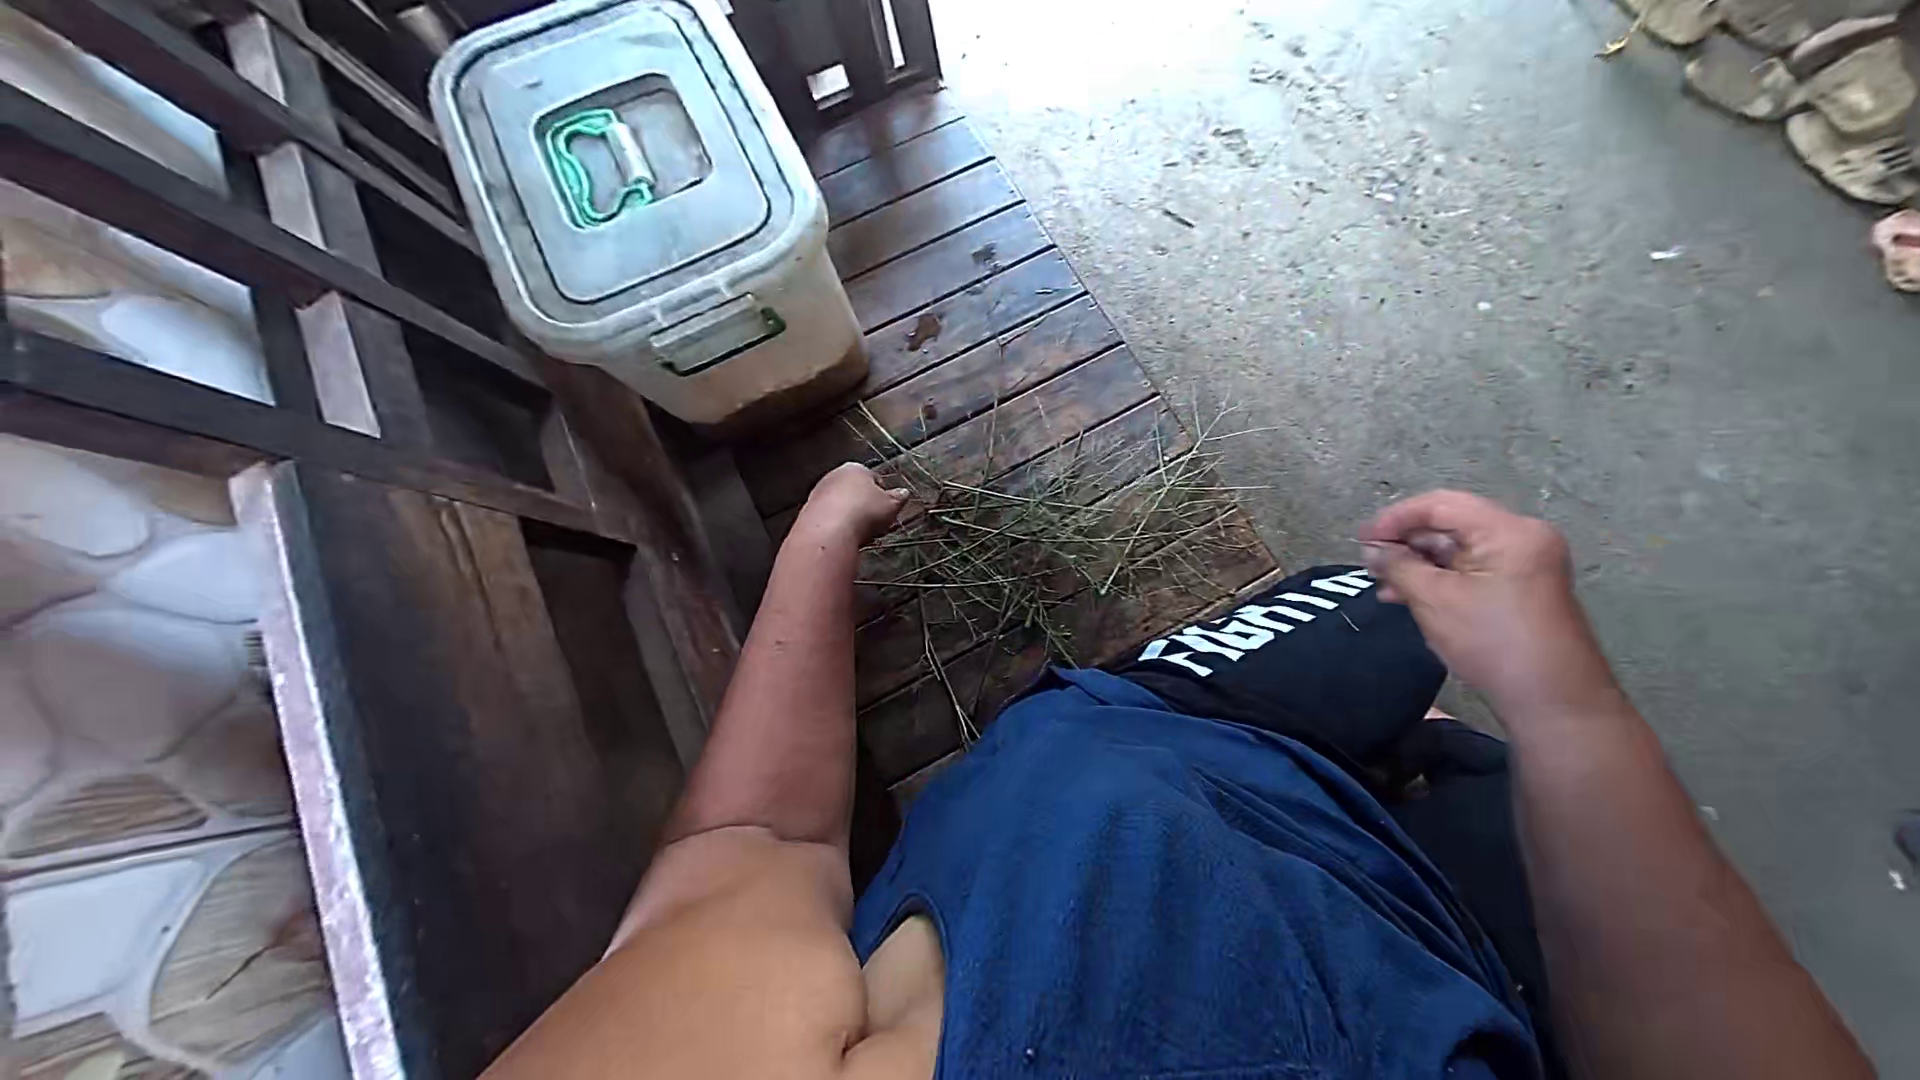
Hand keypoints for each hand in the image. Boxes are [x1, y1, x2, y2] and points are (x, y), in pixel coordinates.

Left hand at [798, 462, 908, 544]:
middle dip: (864, 506)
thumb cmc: (863, 512)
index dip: (883, 495)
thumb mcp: (891, 505)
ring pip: (840, 505)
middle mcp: (833, 476)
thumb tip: (904, 493)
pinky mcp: (807, 512)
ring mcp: (818, 494)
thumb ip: (899, 498)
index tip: (888, 510)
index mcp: (856, 468)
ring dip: (850, 518)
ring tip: (861, 534)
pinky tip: (844, 538)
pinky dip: (836, 527)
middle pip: (854, 491)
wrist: (828, 532)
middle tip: (876, 523)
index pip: (874, 478)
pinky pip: (828, 519)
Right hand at [1360, 490, 1619, 718]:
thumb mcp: (1433, 598)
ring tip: (1383, 583)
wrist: (1551, 697)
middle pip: (1449, 523)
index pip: (1440, 505)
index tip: (1361, 539)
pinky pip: (1468, 567)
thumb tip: (1371, 548)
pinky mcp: (1518, 584)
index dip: (1394, 518)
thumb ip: (1397, 565)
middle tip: (1369, 562)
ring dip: (1415, 561)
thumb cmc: (1491, 641)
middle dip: (1404, 541)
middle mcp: (1521, 537)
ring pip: (1455, 547)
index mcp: (1509, 532)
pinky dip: (1436, 576)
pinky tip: (1405, 594)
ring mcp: (1523, 561)